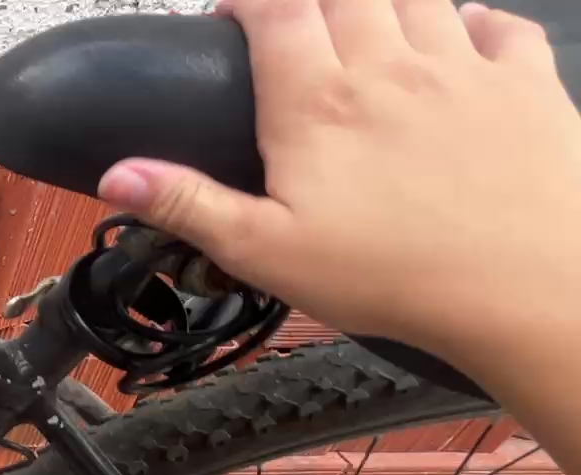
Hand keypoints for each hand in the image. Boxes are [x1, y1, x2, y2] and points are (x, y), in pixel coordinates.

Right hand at [96, 0, 580, 381]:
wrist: (522, 280)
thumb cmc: (377, 271)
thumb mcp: (255, 248)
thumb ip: (185, 204)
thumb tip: (117, 176)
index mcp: (318, 108)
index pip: (281, 16)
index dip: (249, 0)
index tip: (224, 12)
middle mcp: (392, 69)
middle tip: (280, 16)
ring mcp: (466, 70)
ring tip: (349, 17)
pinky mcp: (525, 86)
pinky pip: (497, 24)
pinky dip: (464, 16)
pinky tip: (450, 29)